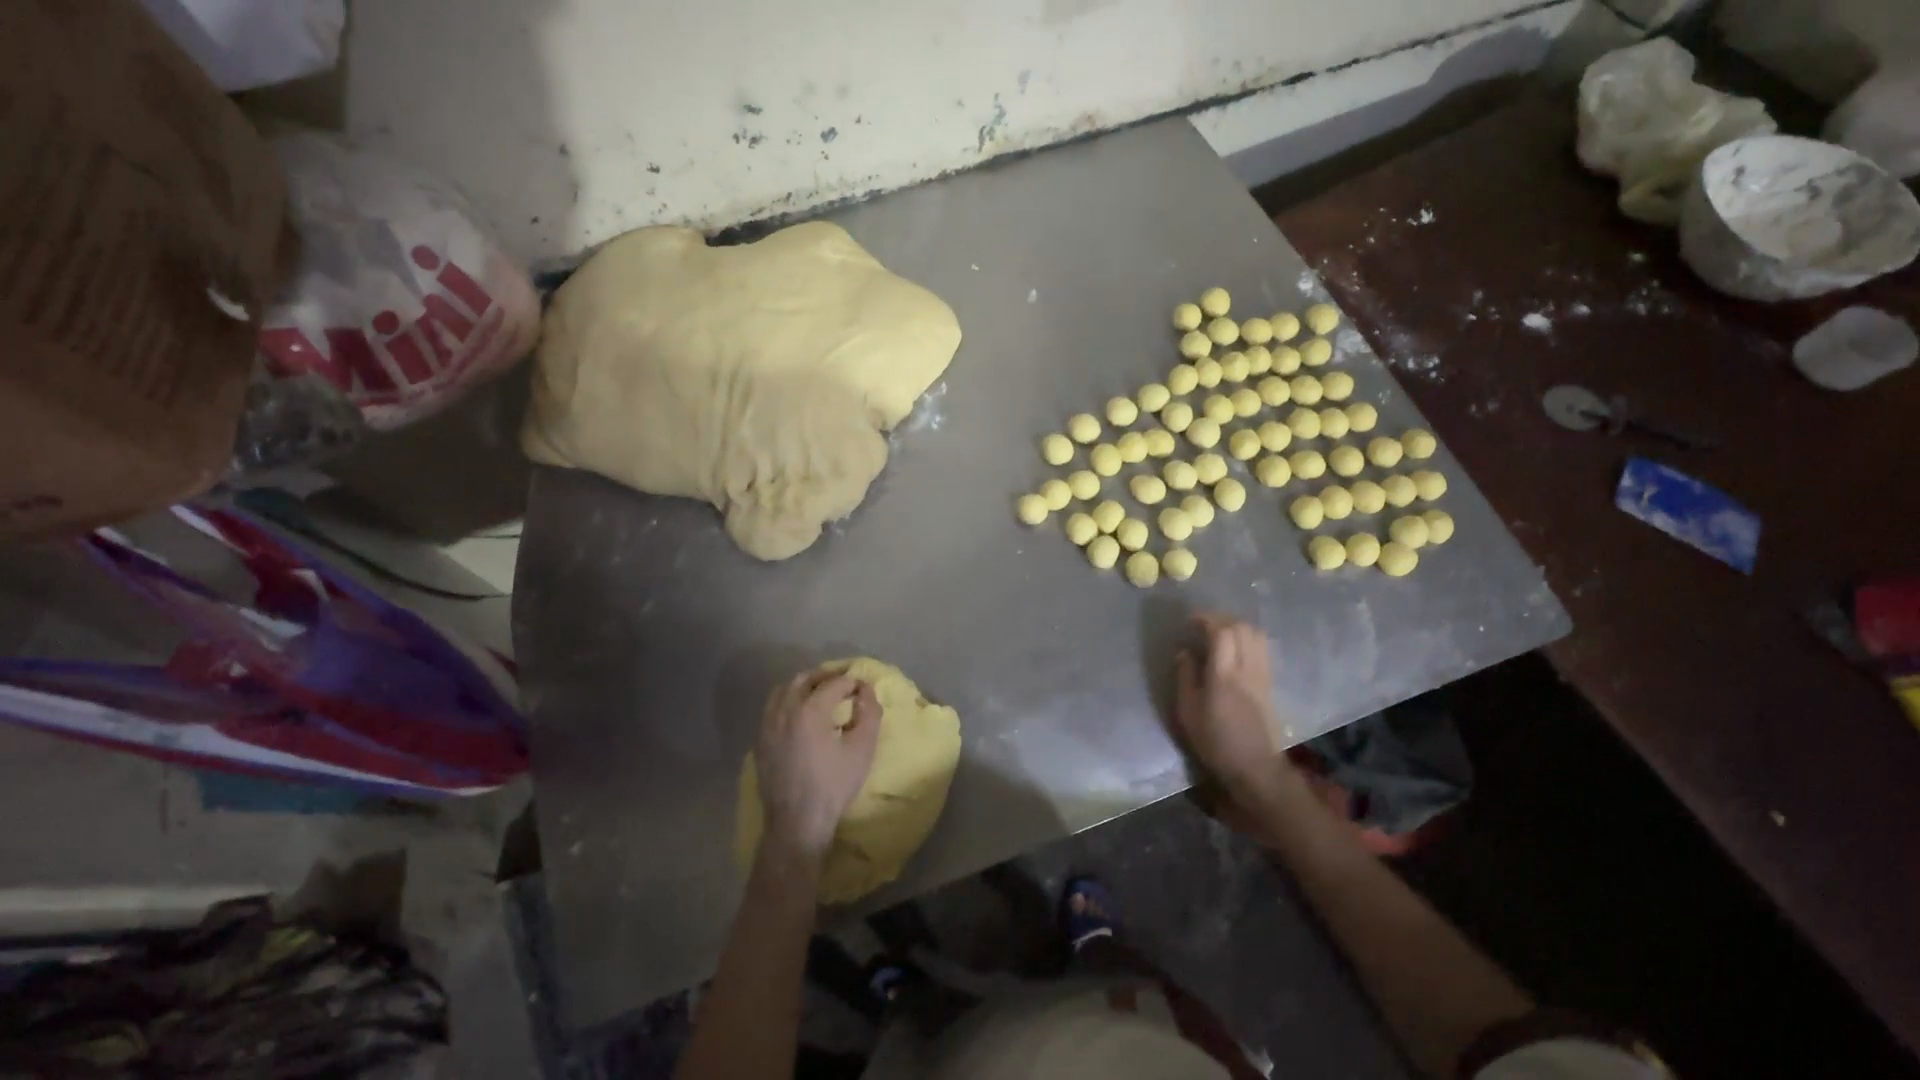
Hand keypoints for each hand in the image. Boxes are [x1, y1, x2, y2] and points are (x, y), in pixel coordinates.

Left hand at [754, 670, 881, 859]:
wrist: (798, 820)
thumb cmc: (834, 784)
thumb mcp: (862, 749)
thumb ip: (869, 713)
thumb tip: (865, 691)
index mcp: (810, 709)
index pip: (834, 683)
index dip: (852, 682)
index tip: (863, 689)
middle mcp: (784, 710)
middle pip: (803, 679)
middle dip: (825, 677)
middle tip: (842, 684)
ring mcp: (767, 724)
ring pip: (783, 690)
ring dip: (803, 686)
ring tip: (820, 695)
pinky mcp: (760, 740)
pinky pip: (772, 708)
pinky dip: (788, 701)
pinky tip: (799, 715)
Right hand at [1173, 614, 1289, 803]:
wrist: (1255, 765)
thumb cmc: (1215, 741)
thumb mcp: (1188, 712)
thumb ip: (1186, 677)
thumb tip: (1185, 652)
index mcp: (1224, 675)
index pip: (1222, 631)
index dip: (1206, 619)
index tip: (1190, 621)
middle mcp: (1247, 668)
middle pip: (1242, 627)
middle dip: (1221, 619)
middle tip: (1203, 625)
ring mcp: (1263, 674)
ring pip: (1256, 634)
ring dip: (1237, 626)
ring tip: (1219, 634)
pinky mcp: (1270, 682)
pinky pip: (1262, 648)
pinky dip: (1248, 639)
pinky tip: (1235, 649)